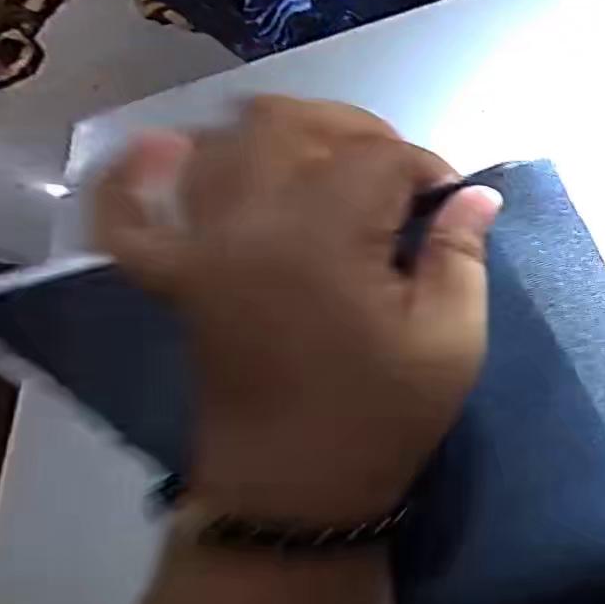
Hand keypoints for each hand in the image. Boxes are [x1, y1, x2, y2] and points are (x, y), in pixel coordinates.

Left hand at [93, 96, 501, 522]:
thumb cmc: (391, 407)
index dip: (430, 166)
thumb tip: (476, 194)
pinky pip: (128, 204)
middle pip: (288, 124)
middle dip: (360, 132)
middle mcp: (245, 223)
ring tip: (335, 168)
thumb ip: (462, 253)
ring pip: (218, 142)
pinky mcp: (170, 274)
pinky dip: (143, 169)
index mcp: (323, 238)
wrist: (302, 479)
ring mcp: (196, 246)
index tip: (457, 203)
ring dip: (283, 137)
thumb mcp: (454, 334)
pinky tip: (176, 154)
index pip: (378, 156)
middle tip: (404, 176)